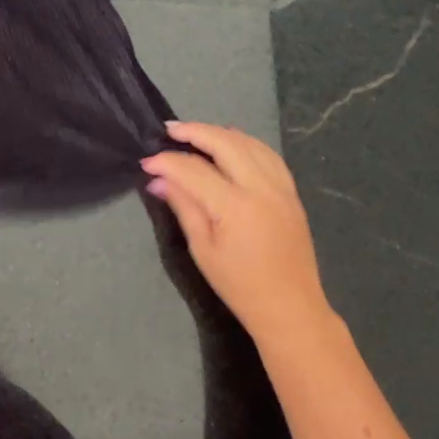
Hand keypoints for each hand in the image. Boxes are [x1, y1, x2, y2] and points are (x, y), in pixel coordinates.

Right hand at [143, 121, 334, 341]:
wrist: (291, 308)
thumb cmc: (239, 285)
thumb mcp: (202, 249)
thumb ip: (183, 206)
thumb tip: (158, 179)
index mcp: (236, 207)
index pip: (194, 170)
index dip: (167, 162)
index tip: (146, 162)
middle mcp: (261, 189)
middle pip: (225, 144)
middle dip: (195, 132)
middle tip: (169, 130)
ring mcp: (281, 189)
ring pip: (250, 144)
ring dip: (221, 133)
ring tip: (196, 132)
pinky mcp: (292, 194)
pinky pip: (270, 156)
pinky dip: (247, 143)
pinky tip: (232, 143)